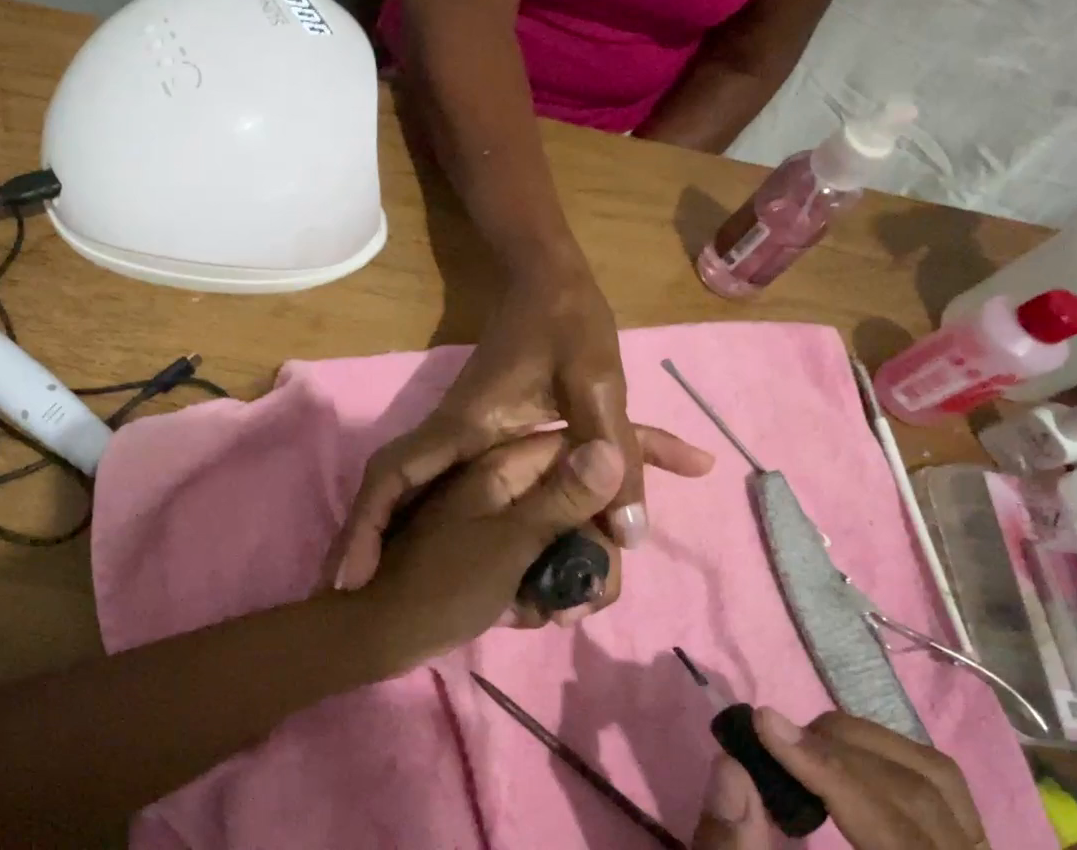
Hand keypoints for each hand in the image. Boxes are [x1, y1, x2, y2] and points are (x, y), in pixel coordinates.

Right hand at [330, 265, 701, 605]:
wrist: (548, 277)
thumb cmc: (567, 324)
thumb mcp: (598, 385)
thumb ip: (613, 454)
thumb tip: (629, 538)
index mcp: (466, 425)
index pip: (398, 475)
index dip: (367, 527)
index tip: (349, 579)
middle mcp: (446, 433)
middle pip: (387, 489)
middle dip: (364, 540)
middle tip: (348, 593)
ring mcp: (452, 432)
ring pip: (408, 488)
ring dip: (387, 531)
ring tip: (379, 583)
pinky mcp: (467, 432)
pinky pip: (434, 481)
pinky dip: (420, 514)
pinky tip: (440, 546)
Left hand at [353, 435, 629, 668]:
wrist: (375, 631)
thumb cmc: (440, 585)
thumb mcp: (508, 542)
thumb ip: (562, 498)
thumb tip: (612, 450)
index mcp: (505, 464)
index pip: (589, 445)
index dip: (643, 449)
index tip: (702, 463)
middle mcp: (502, 479)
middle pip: (580, 499)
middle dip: (597, 551)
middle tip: (587, 604)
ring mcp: (494, 513)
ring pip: (561, 535)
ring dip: (568, 579)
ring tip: (555, 618)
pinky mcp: (486, 546)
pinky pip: (534, 557)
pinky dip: (539, 587)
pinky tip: (529, 617)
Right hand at [692, 710, 987, 849]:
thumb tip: (730, 766)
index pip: (901, 839)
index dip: (832, 773)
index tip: (764, 723)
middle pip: (922, 800)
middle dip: (838, 754)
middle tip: (769, 736)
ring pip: (939, 783)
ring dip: (864, 747)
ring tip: (801, 743)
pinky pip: (943, 791)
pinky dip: (888, 759)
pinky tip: (839, 761)